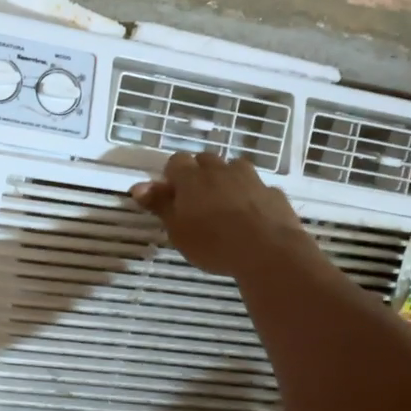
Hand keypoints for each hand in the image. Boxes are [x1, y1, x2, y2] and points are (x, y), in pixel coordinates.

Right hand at [129, 152, 320, 278]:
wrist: (268, 251)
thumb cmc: (212, 243)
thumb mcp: (176, 229)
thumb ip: (159, 204)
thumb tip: (137, 186)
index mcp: (192, 177)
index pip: (176, 161)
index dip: (172, 176)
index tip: (171, 195)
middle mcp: (221, 170)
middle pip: (205, 160)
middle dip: (199, 174)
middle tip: (197, 200)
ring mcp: (251, 179)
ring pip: (234, 168)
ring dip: (227, 179)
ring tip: (225, 204)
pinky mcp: (274, 193)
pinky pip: (258, 188)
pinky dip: (252, 196)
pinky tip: (252, 216)